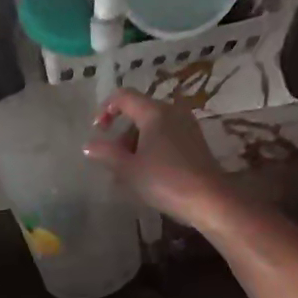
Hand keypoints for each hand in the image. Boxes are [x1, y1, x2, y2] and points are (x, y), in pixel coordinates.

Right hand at [83, 89, 234, 229]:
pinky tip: (148, 174)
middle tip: (113, 161)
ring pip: (153, 128)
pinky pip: (166, 138)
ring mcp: (187, 126)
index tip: (97, 130)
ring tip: (128, 174)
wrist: (209, 200)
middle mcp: (172, 112)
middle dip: (122, 135)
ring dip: (136, 145)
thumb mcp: (129, 170)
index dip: (105, 109)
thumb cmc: (165, 181)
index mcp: (154, 112)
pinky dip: (152, 150)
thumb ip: (106, 154)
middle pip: (139, 113)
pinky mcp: (195, 143)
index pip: (124, 97)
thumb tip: (88, 145)